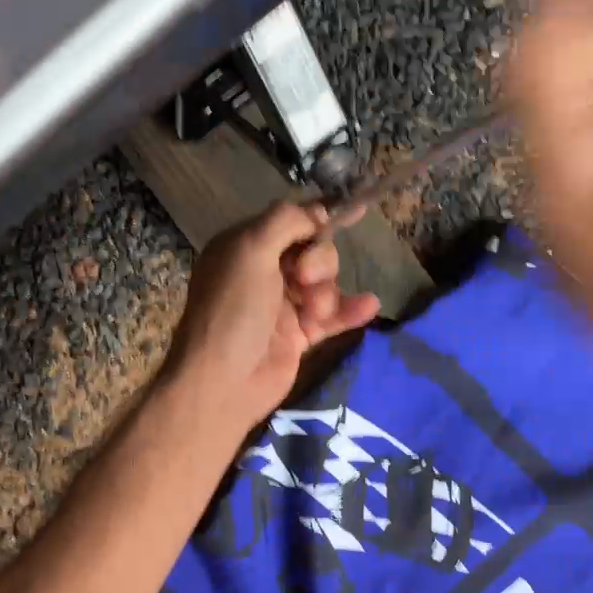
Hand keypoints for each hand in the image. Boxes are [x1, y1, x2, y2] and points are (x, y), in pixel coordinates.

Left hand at [162, 202, 379, 433]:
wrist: (223, 381)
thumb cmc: (232, 310)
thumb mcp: (250, 249)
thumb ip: (286, 220)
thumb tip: (318, 211)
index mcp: (243, 246)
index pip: (290, 221)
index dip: (317, 219)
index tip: (351, 213)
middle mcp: (262, 272)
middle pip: (313, 251)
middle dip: (320, 262)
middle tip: (305, 279)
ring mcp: (282, 305)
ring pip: (325, 284)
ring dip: (328, 294)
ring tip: (315, 314)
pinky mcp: (299, 335)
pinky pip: (333, 316)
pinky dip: (350, 311)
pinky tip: (369, 306)